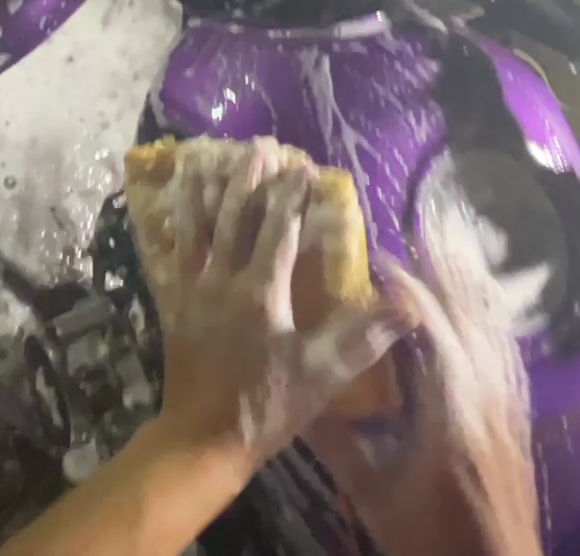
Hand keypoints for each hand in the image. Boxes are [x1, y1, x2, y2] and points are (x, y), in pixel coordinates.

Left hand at [135, 138, 413, 474]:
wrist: (202, 435)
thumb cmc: (265, 405)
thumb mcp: (319, 376)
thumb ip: (360, 338)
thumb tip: (407, 306)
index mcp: (261, 291)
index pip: (279, 229)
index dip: (292, 194)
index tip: (304, 166)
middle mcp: (222, 277)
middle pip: (234, 214)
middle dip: (248, 176)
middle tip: (259, 145)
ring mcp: (193, 285)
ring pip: (197, 224)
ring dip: (205, 187)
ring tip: (205, 155)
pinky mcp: (174, 298)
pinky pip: (173, 248)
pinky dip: (176, 222)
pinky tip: (173, 205)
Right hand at [304, 264, 540, 555]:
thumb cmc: (432, 540)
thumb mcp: (374, 495)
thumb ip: (336, 442)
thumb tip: (294, 395)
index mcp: (452, 415)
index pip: (433, 332)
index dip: (407, 289)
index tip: (376, 258)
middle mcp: (487, 401)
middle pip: (471, 319)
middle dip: (445, 271)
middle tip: (417, 230)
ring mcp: (508, 410)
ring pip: (494, 332)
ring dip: (471, 287)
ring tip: (451, 246)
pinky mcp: (515, 420)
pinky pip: (506, 355)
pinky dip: (490, 319)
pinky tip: (484, 303)